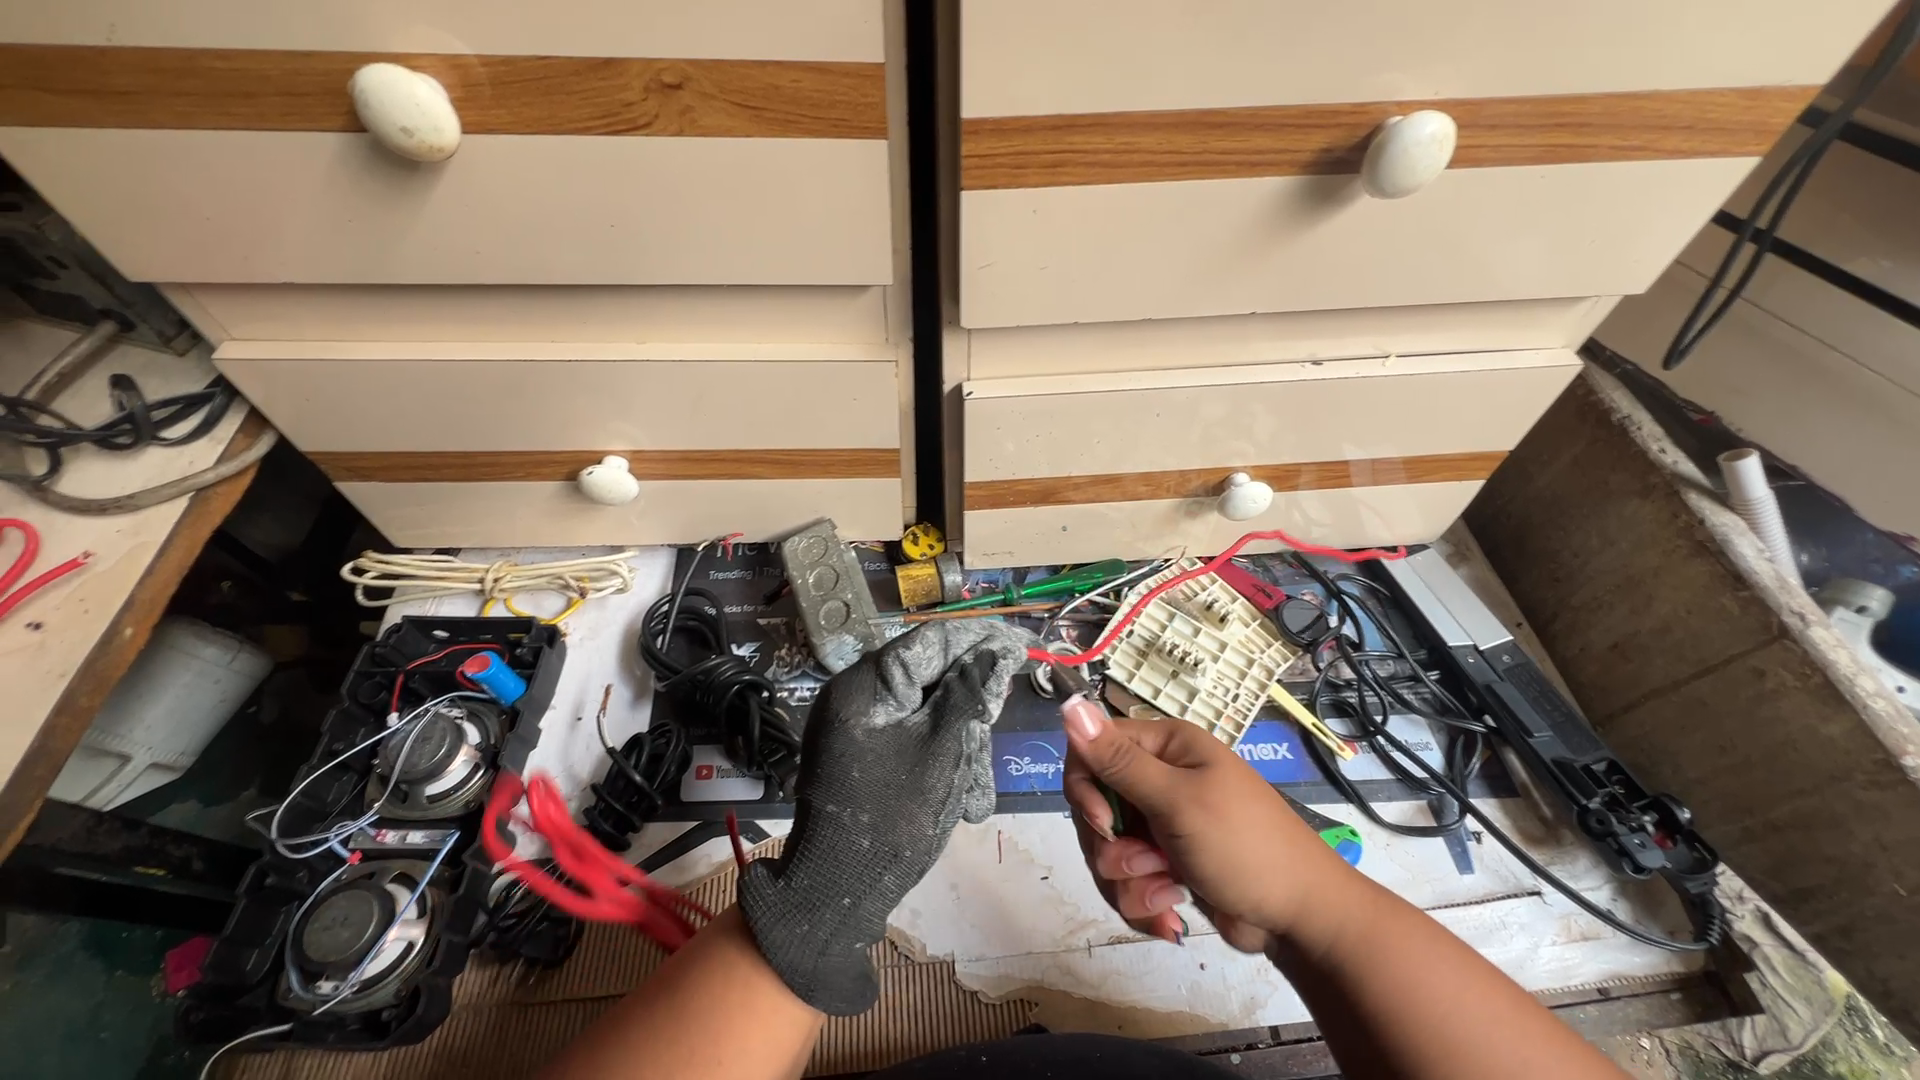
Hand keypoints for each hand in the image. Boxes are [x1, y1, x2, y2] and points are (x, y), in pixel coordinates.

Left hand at [738, 620, 1033, 1014]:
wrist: (839, 890)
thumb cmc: (894, 817)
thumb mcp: (942, 748)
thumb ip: (967, 692)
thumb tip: (993, 650)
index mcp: (866, 684)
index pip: (930, 641)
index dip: (979, 639)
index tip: (1019, 643)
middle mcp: (857, 695)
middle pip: (930, 677)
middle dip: (971, 700)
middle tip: (1000, 713)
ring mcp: (859, 726)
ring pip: (927, 712)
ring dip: (961, 741)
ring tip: (977, 787)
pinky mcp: (865, 752)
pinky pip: (913, 737)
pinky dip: (942, 758)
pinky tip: (965, 795)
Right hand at [1061, 694, 1357, 952]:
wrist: (1300, 919)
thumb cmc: (1245, 847)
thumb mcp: (1179, 801)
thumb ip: (1120, 761)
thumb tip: (1070, 705)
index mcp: (1165, 748)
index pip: (1092, 749)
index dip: (1085, 787)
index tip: (1101, 821)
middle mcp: (1159, 780)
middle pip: (1092, 806)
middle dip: (1111, 847)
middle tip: (1146, 864)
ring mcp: (1160, 825)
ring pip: (1105, 850)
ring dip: (1129, 881)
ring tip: (1168, 893)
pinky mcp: (1163, 865)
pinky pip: (1125, 881)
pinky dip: (1143, 900)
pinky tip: (1172, 912)